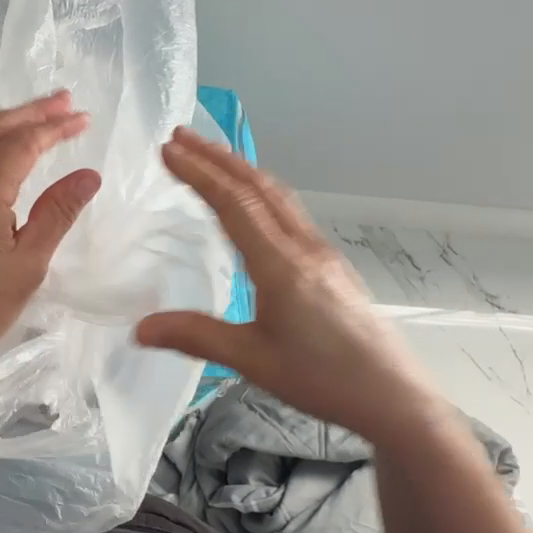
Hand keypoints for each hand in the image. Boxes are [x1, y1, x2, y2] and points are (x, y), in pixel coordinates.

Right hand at [135, 128, 444, 444]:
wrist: (393, 395)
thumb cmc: (323, 378)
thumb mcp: (253, 360)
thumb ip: (197, 337)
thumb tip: (140, 327)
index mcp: (281, 264)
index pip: (234, 203)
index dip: (199, 173)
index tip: (167, 150)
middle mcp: (303, 247)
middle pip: (258, 186)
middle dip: (217, 157)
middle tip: (180, 137)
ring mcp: (321, 253)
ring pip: (278, 195)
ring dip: (241, 170)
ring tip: (211, 157)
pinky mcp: (330, 266)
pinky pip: (289, 212)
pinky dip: (260, 191)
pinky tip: (253, 202)